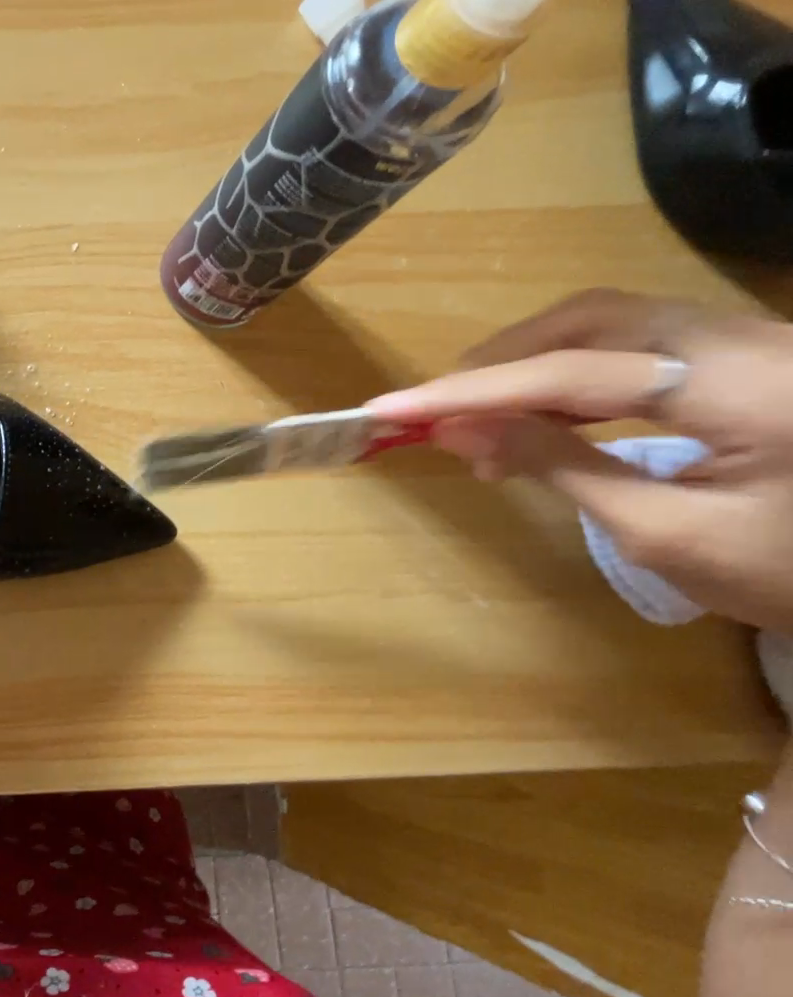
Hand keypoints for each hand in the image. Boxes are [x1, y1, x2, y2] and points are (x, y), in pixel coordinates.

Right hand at [369, 288, 792, 634]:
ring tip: (479, 417)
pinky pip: (642, 342)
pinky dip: (572, 369)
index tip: (387, 409)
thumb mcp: (666, 532)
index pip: (573, 370)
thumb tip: (462, 429)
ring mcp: (759, 342)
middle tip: (434, 408)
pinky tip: (541, 412)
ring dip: (531, 361)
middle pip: (595, 317)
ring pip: (616, 321)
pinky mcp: (755, 357)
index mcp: (745, 387)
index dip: (471, 390)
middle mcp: (754, 340)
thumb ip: (559, 467)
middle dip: (501, 359)